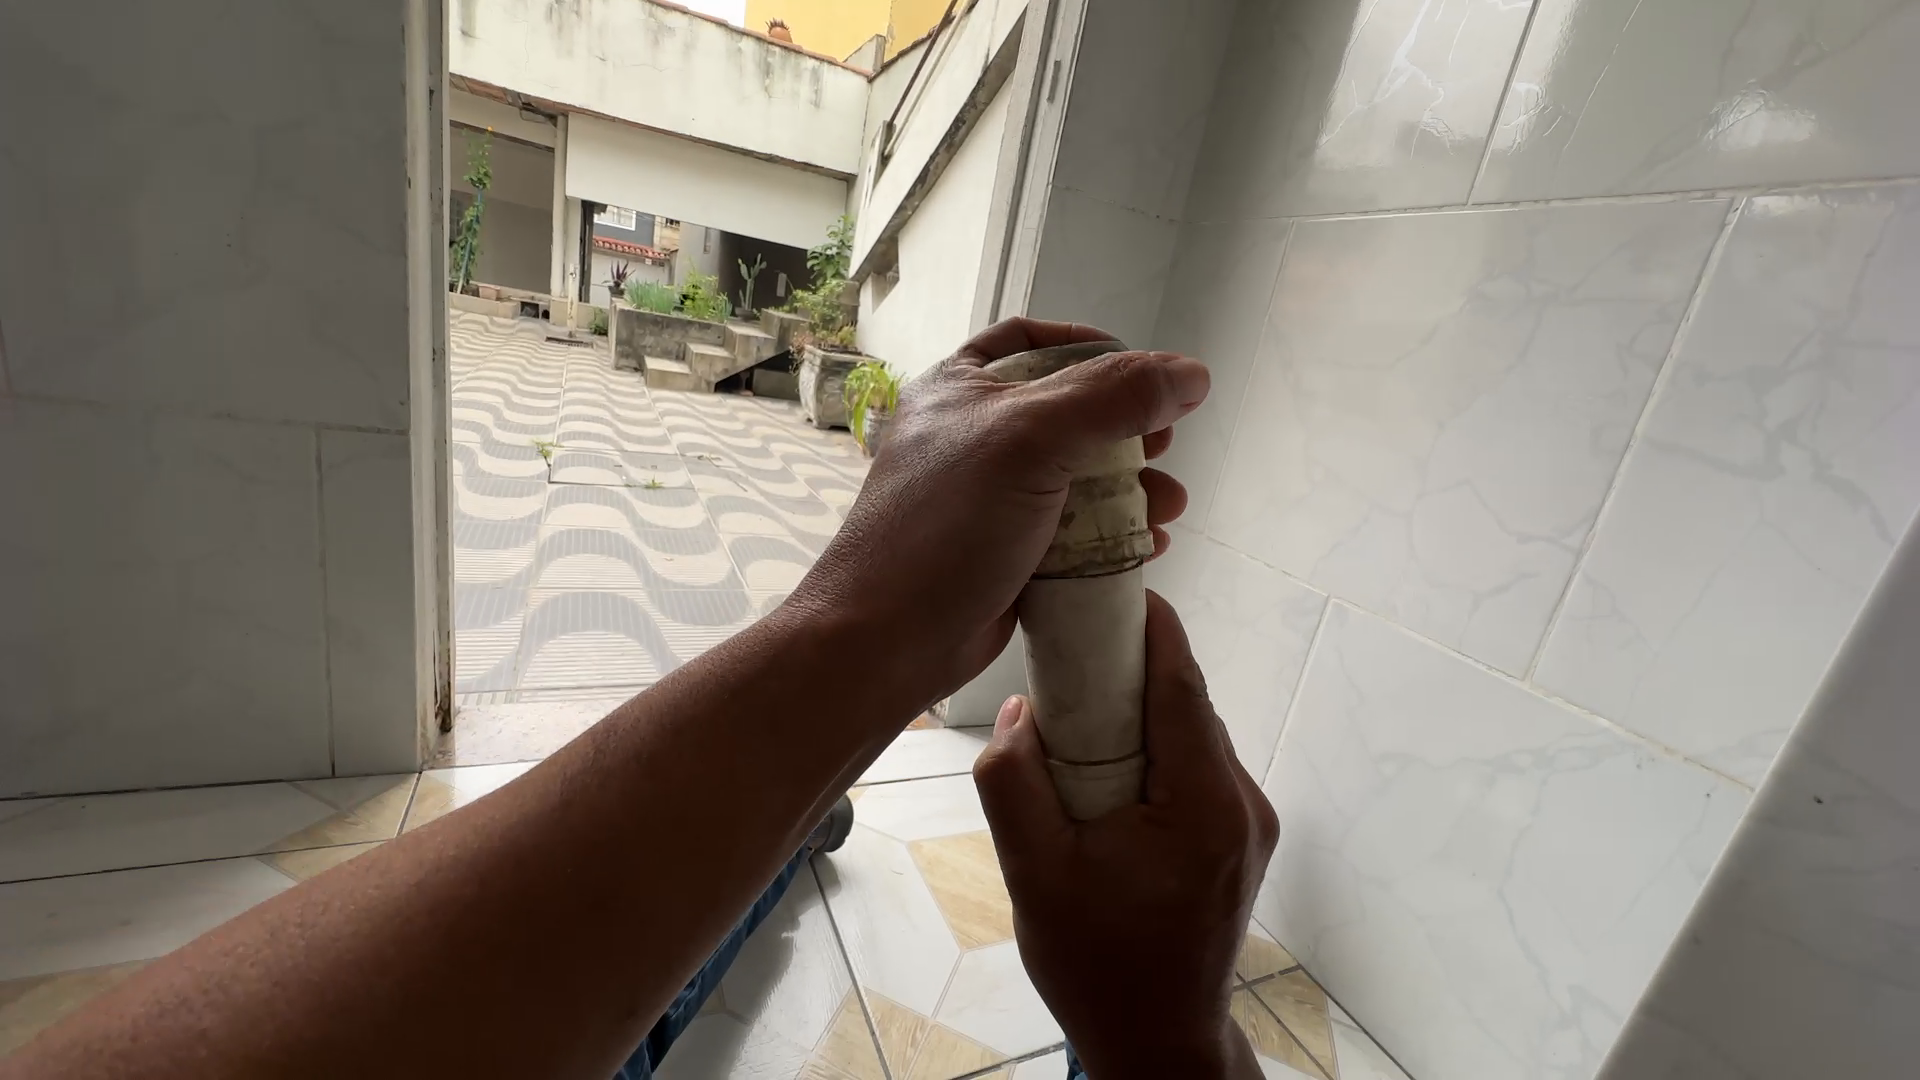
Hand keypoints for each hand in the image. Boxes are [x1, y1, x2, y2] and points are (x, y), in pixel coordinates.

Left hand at [787, 317, 1207, 703]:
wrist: (891, 639)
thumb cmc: (949, 523)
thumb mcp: (1028, 440)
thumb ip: (1111, 398)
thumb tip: (1191, 373)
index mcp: (962, 389)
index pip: (1031, 343)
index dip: (1089, 348)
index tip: (1142, 372)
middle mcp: (976, 437)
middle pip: (1068, 414)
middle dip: (1126, 428)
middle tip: (1165, 445)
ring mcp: (992, 499)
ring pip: (1078, 477)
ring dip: (1132, 486)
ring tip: (1170, 505)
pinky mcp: (1010, 551)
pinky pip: (1073, 529)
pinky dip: (1114, 531)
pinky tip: (1150, 542)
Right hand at [972, 593, 1279, 1078]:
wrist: (1156, 1040)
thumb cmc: (1094, 961)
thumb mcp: (1033, 875)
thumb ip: (1013, 784)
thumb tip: (1019, 714)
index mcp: (1202, 807)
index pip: (1182, 687)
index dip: (1152, 629)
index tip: (1115, 590)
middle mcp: (1240, 804)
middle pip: (1189, 703)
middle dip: (1137, 662)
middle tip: (1075, 643)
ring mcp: (1247, 821)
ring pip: (1194, 731)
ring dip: (1144, 704)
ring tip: (1082, 700)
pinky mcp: (1239, 835)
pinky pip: (1196, 763)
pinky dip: (1156, 741)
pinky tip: (1110, 757)